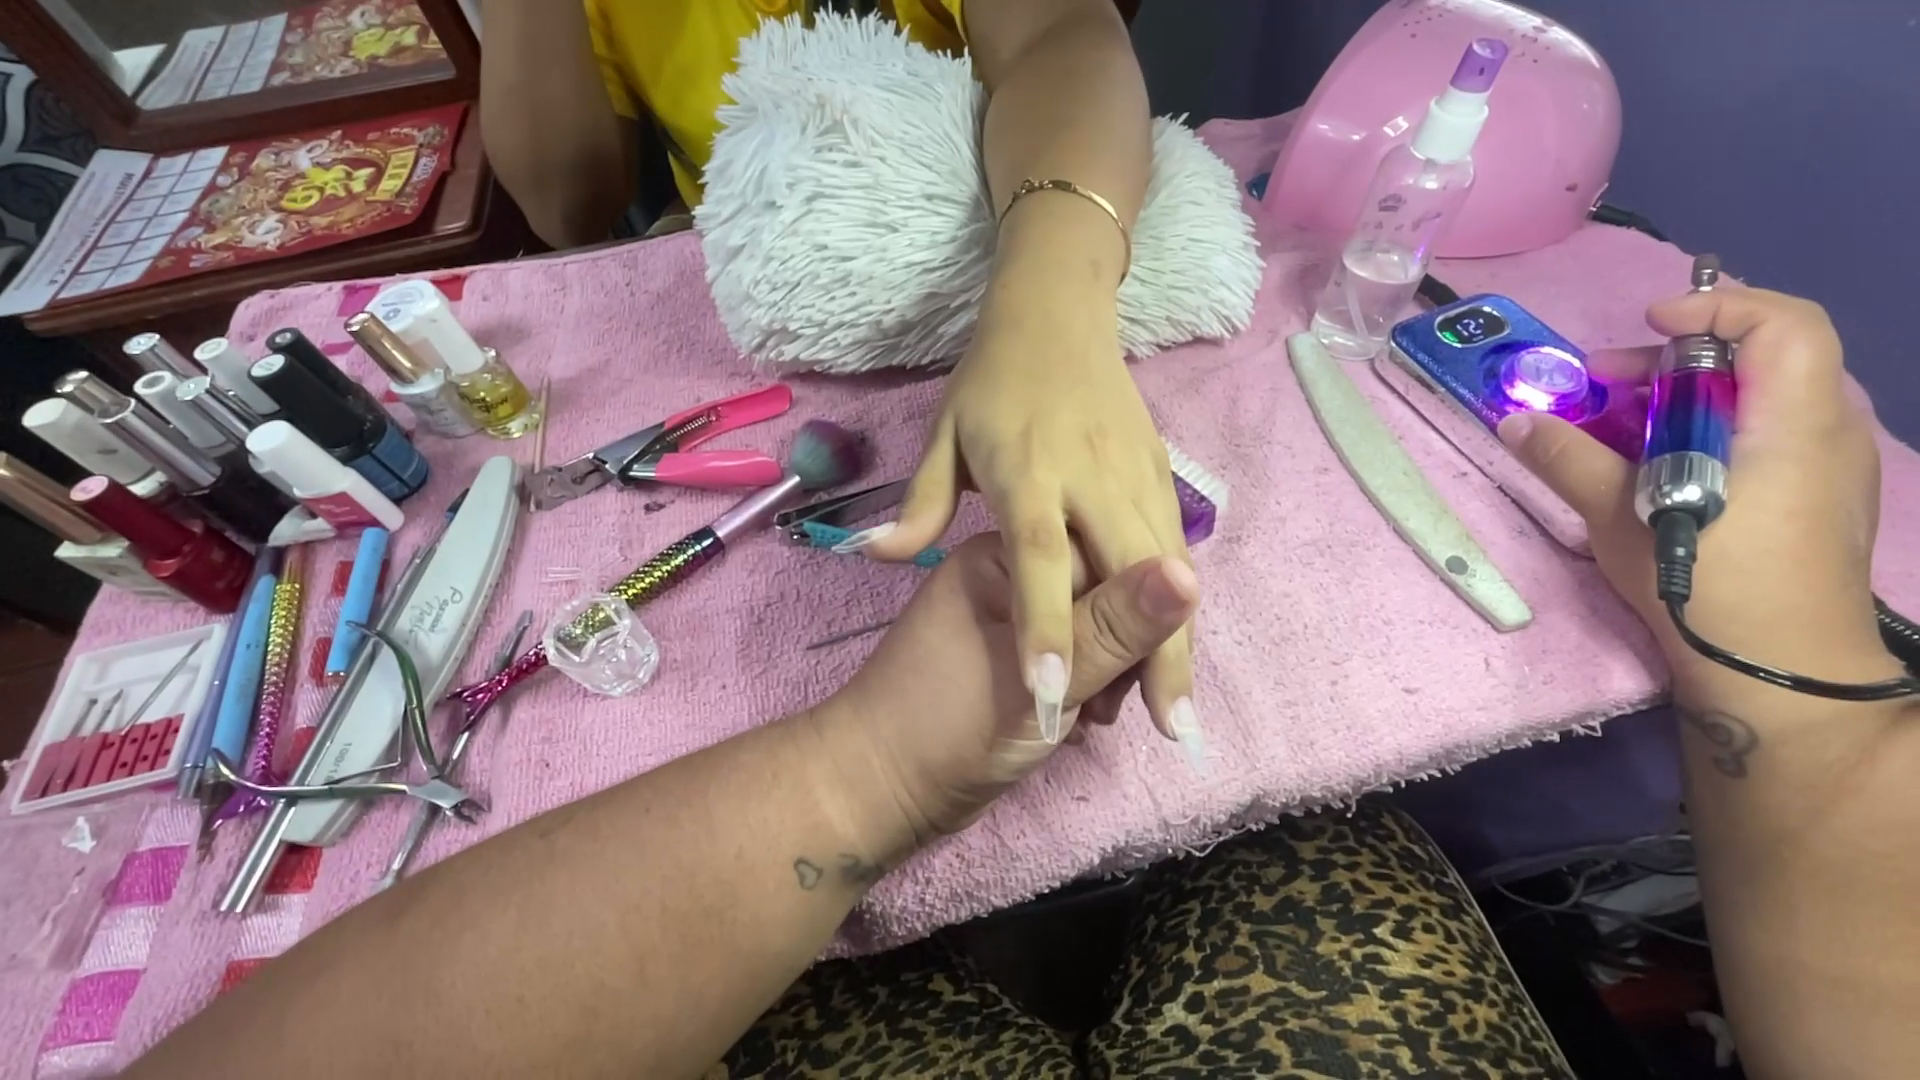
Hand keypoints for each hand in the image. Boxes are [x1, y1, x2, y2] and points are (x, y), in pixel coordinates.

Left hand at [815, 535, 1199, 848]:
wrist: (874, 786)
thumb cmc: (944, 731)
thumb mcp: (1037, 684)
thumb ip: (1111, 628)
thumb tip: (1187, 577)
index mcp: (1004, 549)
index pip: (1108, 552)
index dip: (1138, 616)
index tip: (1139, 681)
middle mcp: (1012, 565)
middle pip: (1110, 584)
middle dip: (1125, 650)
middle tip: (1109, 707)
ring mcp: (1017, 603)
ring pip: (1101, 618)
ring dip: (1114, 668)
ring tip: (1098, 716)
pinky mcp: (1022, 640)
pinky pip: (1082, 641)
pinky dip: (1095, 678)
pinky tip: (1089, 716)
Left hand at [852, 291, 1197, 753]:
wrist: (1057, 313)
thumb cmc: (991, 382)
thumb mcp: (944, 433)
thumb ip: (922, 501)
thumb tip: (878, 556)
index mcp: (1025, 469)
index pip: (1038, 554)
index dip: (1046, 624)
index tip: (1052, 695)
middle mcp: (1087, 474)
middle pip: (1128, 567)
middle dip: (1151, 648)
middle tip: (1167, 728)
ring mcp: (1133, 469)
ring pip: (1165, 562)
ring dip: (1177, 633)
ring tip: (1178, 707)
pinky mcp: (1161, 467)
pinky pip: (1173, 542)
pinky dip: (1178, 596)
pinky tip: (1177, 641)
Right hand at [1499, 285, 1898, 702]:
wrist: (1779, 668)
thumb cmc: (1706, 583)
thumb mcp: (1620, 518)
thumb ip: (1568, 460)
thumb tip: (1515, 422)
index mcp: (1791, 424)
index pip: (1784, 324)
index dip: (1718, 305)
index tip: (1647, 324)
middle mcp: (1825, 431)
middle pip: (1765, 355)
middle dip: (1676, 355)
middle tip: (1604, 381)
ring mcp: (1828, 464)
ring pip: (1763, 395)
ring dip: (1687, 393)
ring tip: (1620, 425)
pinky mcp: (1816, 493)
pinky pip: (1766, 430)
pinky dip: (1710, 424)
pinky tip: (1660, 463)